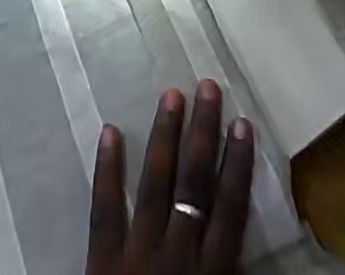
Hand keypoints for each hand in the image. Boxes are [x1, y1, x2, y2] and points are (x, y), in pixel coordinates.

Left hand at [88, 80, 254, 274]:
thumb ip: (231, 266)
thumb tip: (238, 218)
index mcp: (212, 271)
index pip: (229, 209)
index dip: (237, 164)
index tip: (242, 123)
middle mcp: (178, 252)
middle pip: (193, 183)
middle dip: (202, 133)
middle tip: (207, 88)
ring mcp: (137, 251)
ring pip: (155, 184)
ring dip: (165, 137)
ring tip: (172, 95)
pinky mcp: (103, 257)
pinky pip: (105, 207)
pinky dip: (108, 168)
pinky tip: (111, 130)